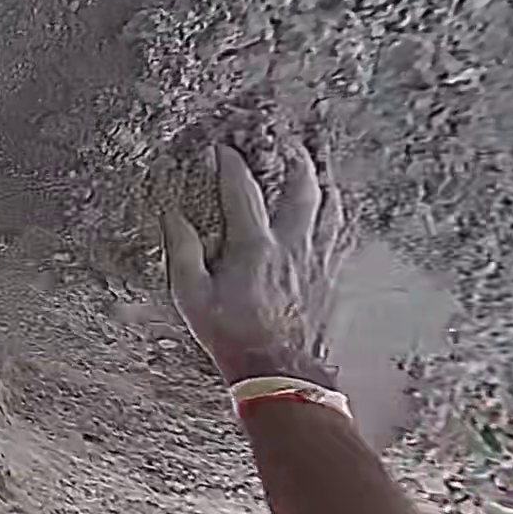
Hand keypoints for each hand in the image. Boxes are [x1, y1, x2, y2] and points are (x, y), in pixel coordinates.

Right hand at [161, 142, 341, 386]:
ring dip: (319, 179)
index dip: (231, 165)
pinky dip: (335, 209)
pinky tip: (331, 205)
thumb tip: (173, 215)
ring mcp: (318, 259)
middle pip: (301, 188)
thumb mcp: (191, 293)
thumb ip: (183, 250)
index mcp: (254, 246)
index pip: (243, 191)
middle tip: (282, 142)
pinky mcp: (331, 274)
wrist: (283, 372)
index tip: (221, 148)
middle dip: (291, 159)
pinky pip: (339, 230)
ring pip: (328, 205)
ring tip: (311, 162)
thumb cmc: (230, 332)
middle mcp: (292, 245)